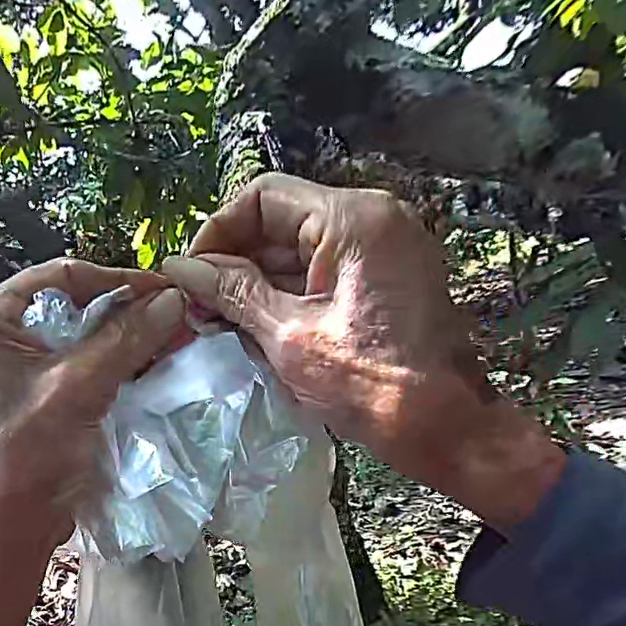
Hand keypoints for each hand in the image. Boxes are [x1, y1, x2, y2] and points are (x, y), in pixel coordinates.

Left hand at [0, 260, 183, 625]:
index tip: (170, 289)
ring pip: (79, 337)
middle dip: (128, 314)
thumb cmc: (26, 458)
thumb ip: (125, 339)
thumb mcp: (77, 389)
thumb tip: (174, 300)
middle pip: (72, 305)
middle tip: (178, 319)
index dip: (121, 281)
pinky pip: (78, 366)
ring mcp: (10, 364)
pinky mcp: (29, 393)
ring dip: (126, 340)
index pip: (62, 277)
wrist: (3, 533)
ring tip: (174, 340)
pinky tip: (150, 365)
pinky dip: (113, 365)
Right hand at [159, 173, 563, 527]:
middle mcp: (372, 219)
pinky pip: (323, 276)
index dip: (217, 233)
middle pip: (283, 223)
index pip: (263, 198)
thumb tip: (181, 269)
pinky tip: (257, 331)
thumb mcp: (288, 336)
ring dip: (258, 285)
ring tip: (220, 325)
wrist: (444, 427)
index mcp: (351, 219)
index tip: (190, 276)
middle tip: (198, 309)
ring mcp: (383, 251)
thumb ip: (233, 294)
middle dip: (235, 264)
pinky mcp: (385, 282)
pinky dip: (288, 298)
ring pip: (300, 253)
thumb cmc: (368, 383)